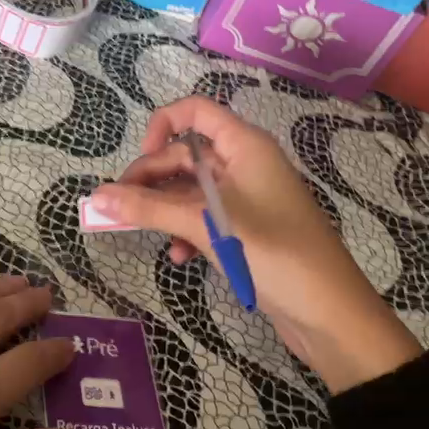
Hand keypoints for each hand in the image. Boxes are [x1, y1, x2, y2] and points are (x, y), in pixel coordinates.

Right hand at [86, 97, 422, 393]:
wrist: (333, 317)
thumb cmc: (273, 252)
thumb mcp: (205, 225)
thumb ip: (147, 208)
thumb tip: (95, 197)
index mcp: (244, 145)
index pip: (195, 111)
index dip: (162, 125)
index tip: (142, 159)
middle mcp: (247, 162)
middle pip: (187, 154)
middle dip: (152, 177)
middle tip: (119, 204)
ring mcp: (250, 197)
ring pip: (194, 189)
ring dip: (165, 207)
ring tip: (140, 230)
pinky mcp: (252, 229)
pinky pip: (208, 216)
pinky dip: (188, 230)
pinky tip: (179, 256)